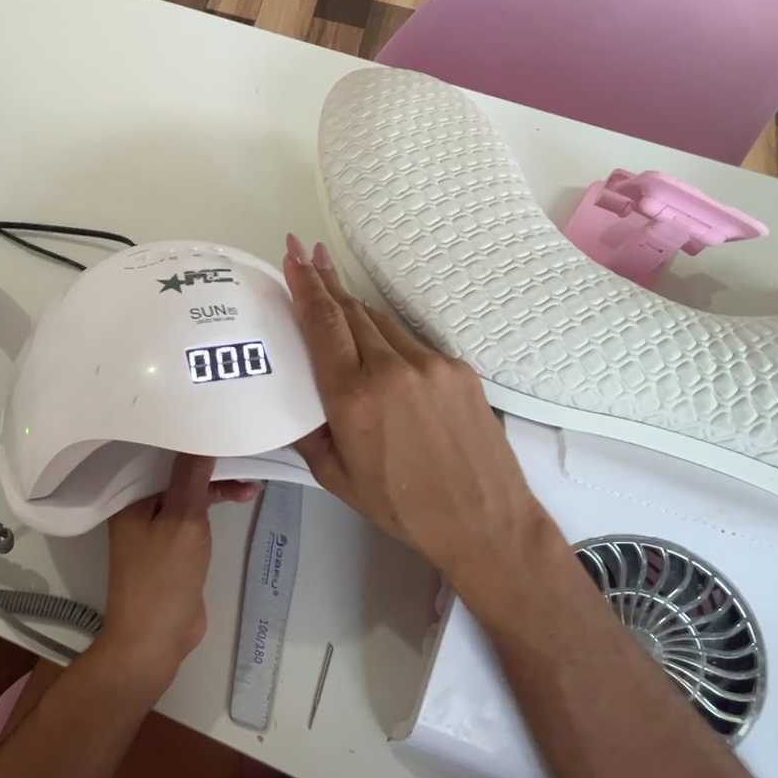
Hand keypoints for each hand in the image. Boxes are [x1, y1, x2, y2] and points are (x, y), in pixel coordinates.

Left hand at [97, 455, 254, 685]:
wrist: (154, 640)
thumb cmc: (163, 578)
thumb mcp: (183, 522)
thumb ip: (193, 480)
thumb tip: (202, 441)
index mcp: (128, 496)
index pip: (159, 456)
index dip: (188, 440)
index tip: (220, 427)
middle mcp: (136, 506)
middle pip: (174, 475)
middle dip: (209, 467)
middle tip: (246, 458)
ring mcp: (151, 527)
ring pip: (185, 495)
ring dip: (215, 489)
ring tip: (252, 485)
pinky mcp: (168, 546)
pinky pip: (190, 515)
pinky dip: (211, 507)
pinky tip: (237, 501)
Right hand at [282, 235, 553, 595]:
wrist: (487, 523)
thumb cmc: (401, 506)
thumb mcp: (335, 476)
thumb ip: (308, 431)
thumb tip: (290, 400)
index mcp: (353, 397)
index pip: (323, 324)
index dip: (305, 284)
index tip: (292, 254)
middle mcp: (392, 370)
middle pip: (350, 310)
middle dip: (325, 281)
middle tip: (305, 254)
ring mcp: (431, 365)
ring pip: (381, 321)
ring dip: (354, 307)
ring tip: (333, 290)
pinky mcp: (459, 370)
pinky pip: (411, 341)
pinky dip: (386, 334)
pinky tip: (377, 342)